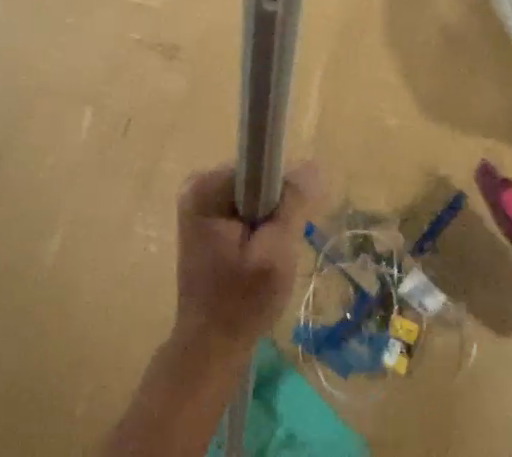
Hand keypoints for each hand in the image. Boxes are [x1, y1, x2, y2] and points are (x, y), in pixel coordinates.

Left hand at [172, 162, 323, 356]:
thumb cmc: (241, 302)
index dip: (286, 194)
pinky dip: (261, 230)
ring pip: (258, 197)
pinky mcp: (208, 222)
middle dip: (278, 210)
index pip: (265, 167)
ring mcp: (201, 204)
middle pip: (261, 180)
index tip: (288, 227)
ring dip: (272, 222)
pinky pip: (248, 210)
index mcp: (207, 187)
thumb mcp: (276, 252)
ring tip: (269, 257)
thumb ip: (293, 204)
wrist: (210, 346)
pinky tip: (259, 258)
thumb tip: (313, 165)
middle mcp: (198, 187)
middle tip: (279, 249)